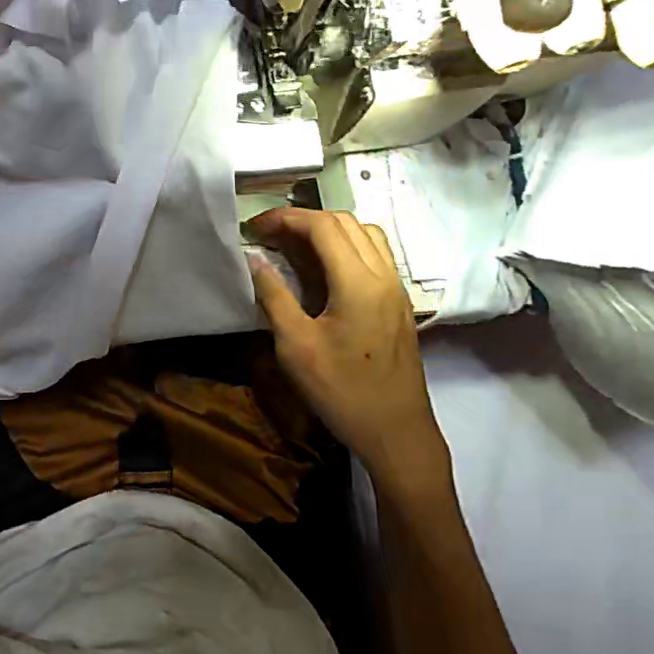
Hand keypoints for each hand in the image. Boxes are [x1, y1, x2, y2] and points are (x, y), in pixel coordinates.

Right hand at [247, 208, 447, 485]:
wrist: (397, 434)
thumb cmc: (342, 392)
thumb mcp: (296, 346)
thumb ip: (273, 296)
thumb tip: (254, 259)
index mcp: (358, 283)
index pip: (322, 226)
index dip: (285, 218)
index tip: (254, 228)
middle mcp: (383, 275)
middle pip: (345, 221)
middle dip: (303, 220)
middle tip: (269, 236)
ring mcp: (396, 288)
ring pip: (364, 233)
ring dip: (327, 229)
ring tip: (294, 246)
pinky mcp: (399, 302)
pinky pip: (374, 253)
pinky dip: (344, 245)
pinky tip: (322, 268)